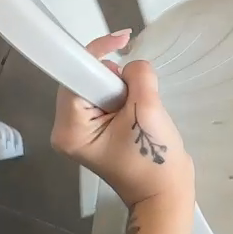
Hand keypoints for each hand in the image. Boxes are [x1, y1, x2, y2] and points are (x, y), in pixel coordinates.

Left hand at [51, 31, 193, 207]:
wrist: (166, 193)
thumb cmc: (154, 160)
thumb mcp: (148, 110)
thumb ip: (138, 76)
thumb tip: (132, 65)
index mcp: (70, 128)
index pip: (75, 75)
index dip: (97, 53)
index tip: (123, 39)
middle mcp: (66, 127)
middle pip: (84, 79)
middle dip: (114, 77)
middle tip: (139, 92)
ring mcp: (79, 130)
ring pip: (97, 86)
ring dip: (123, 88)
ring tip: (142, 109)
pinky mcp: (94, 129)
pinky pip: (105, 98)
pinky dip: (124, 96)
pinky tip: (139, 112)